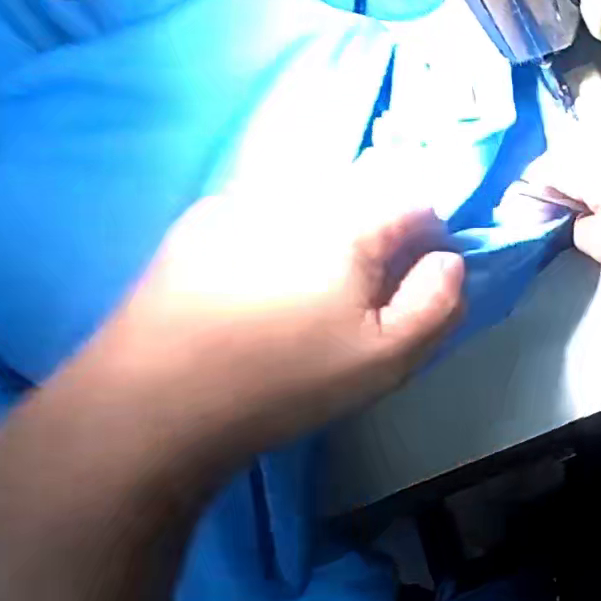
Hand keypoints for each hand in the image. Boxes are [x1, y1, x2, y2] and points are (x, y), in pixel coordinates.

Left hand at [52, 170, 464, 473]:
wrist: (150, 405)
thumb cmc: (287, 380)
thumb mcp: (390, 356)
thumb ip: (439, 301)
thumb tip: (449, 260)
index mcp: (344, 222)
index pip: (416, 200)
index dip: (432, 241)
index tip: (417, 286)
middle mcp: (291, 196)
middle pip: (365, 195)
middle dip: (383, 238)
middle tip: (368, 300)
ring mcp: (236, 205)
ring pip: (316, 204)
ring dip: (335, 238)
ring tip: (316, 298)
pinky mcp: (196, 227)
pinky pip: (269, 215)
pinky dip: (288, 240)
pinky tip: (267, 292)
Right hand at [529, 131, 600, 281]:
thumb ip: (575, 229)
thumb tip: (576, 218)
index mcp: (592, 157)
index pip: (540, 172)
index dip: (533, 202)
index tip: (540, 227)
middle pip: (567, 160)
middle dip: (562, 191)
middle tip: (570, 226)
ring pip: (596, 159)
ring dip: (589, 186)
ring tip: (600, 219)